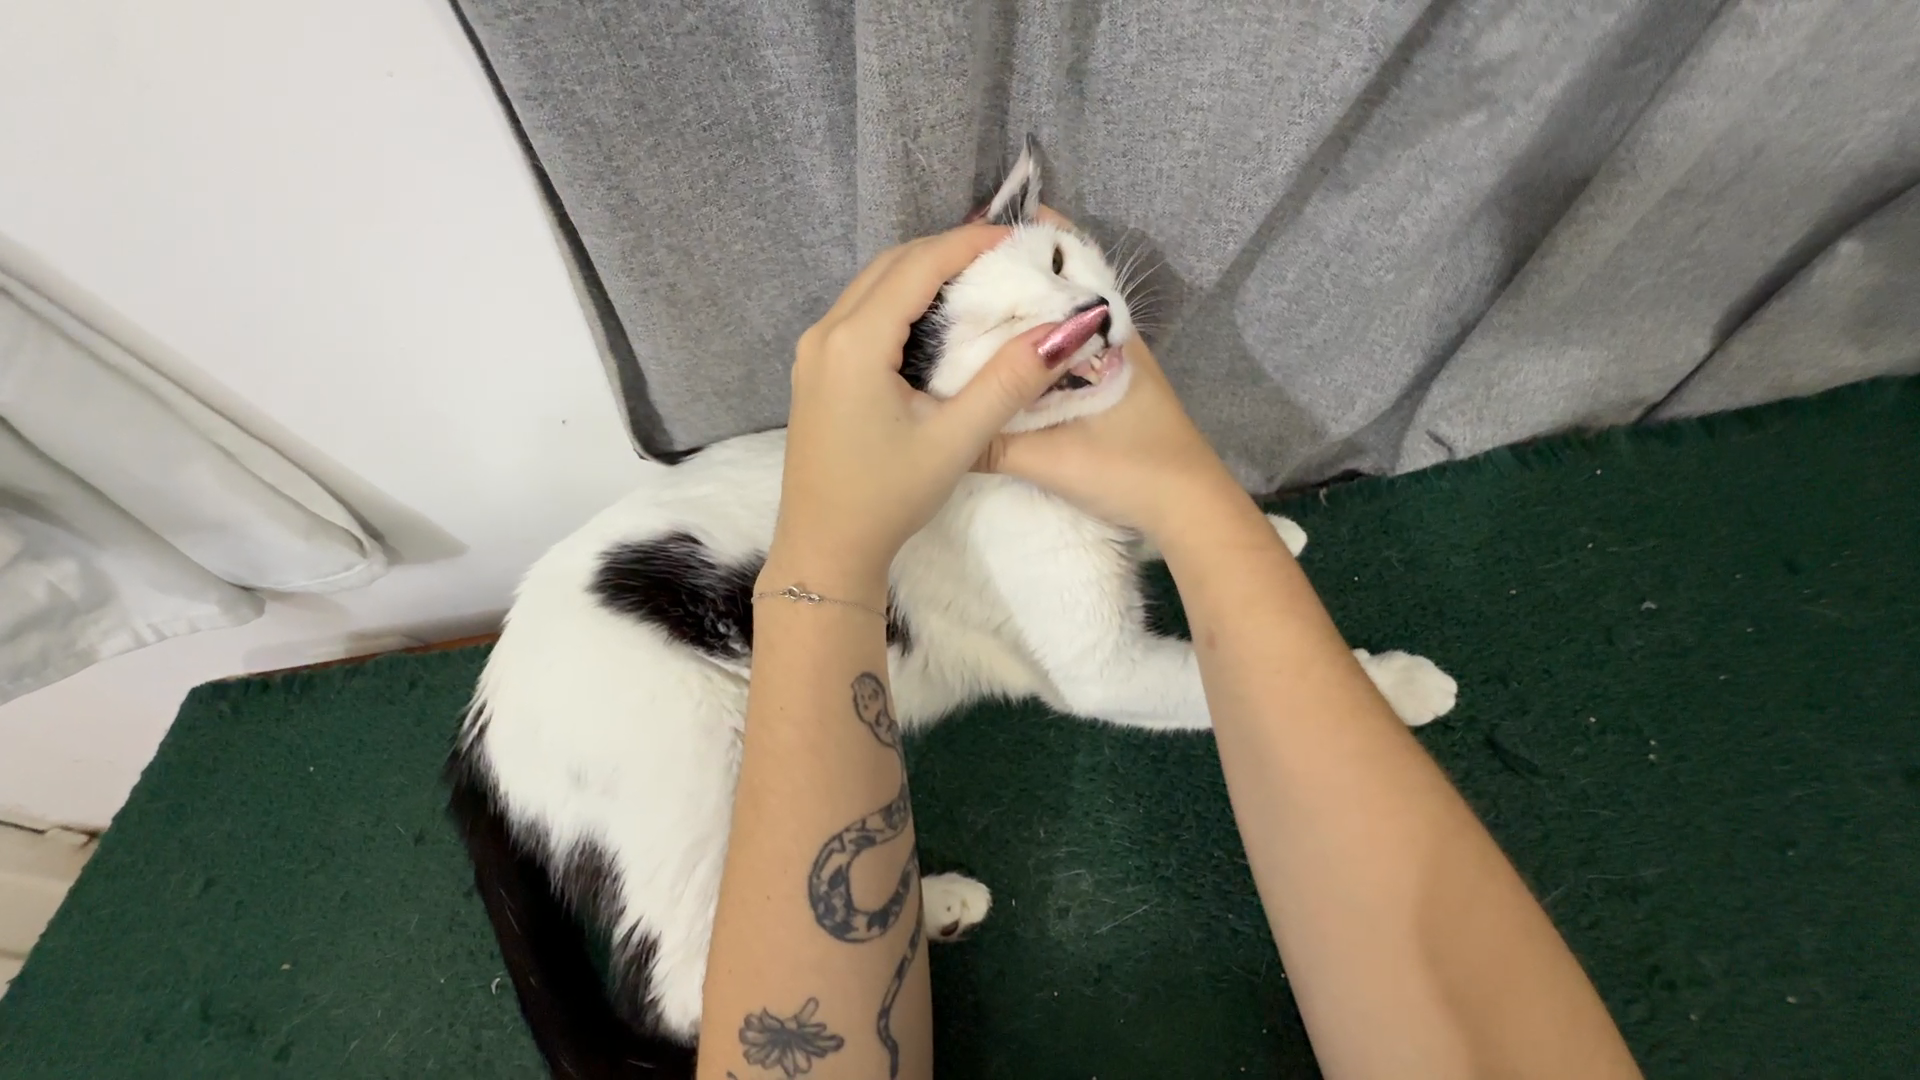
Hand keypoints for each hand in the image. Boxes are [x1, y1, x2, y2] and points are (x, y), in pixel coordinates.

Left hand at [768, 223, 1090, 597]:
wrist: (825, 547)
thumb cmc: (887, 498)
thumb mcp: (954, 441)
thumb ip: (1008, 382)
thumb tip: (1066, 330)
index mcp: (854, 342)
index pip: (917, 265)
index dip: (969, 243)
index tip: (1017, 238)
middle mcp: (825, 333)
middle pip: (890, 266)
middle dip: (946, 252)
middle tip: (1002, 258)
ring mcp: (813, 352)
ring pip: (872, 287)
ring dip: (921, 275)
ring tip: (975, 282)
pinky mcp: (815, 371)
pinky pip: (859, 314)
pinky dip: (900, 303)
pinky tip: (933, 322)